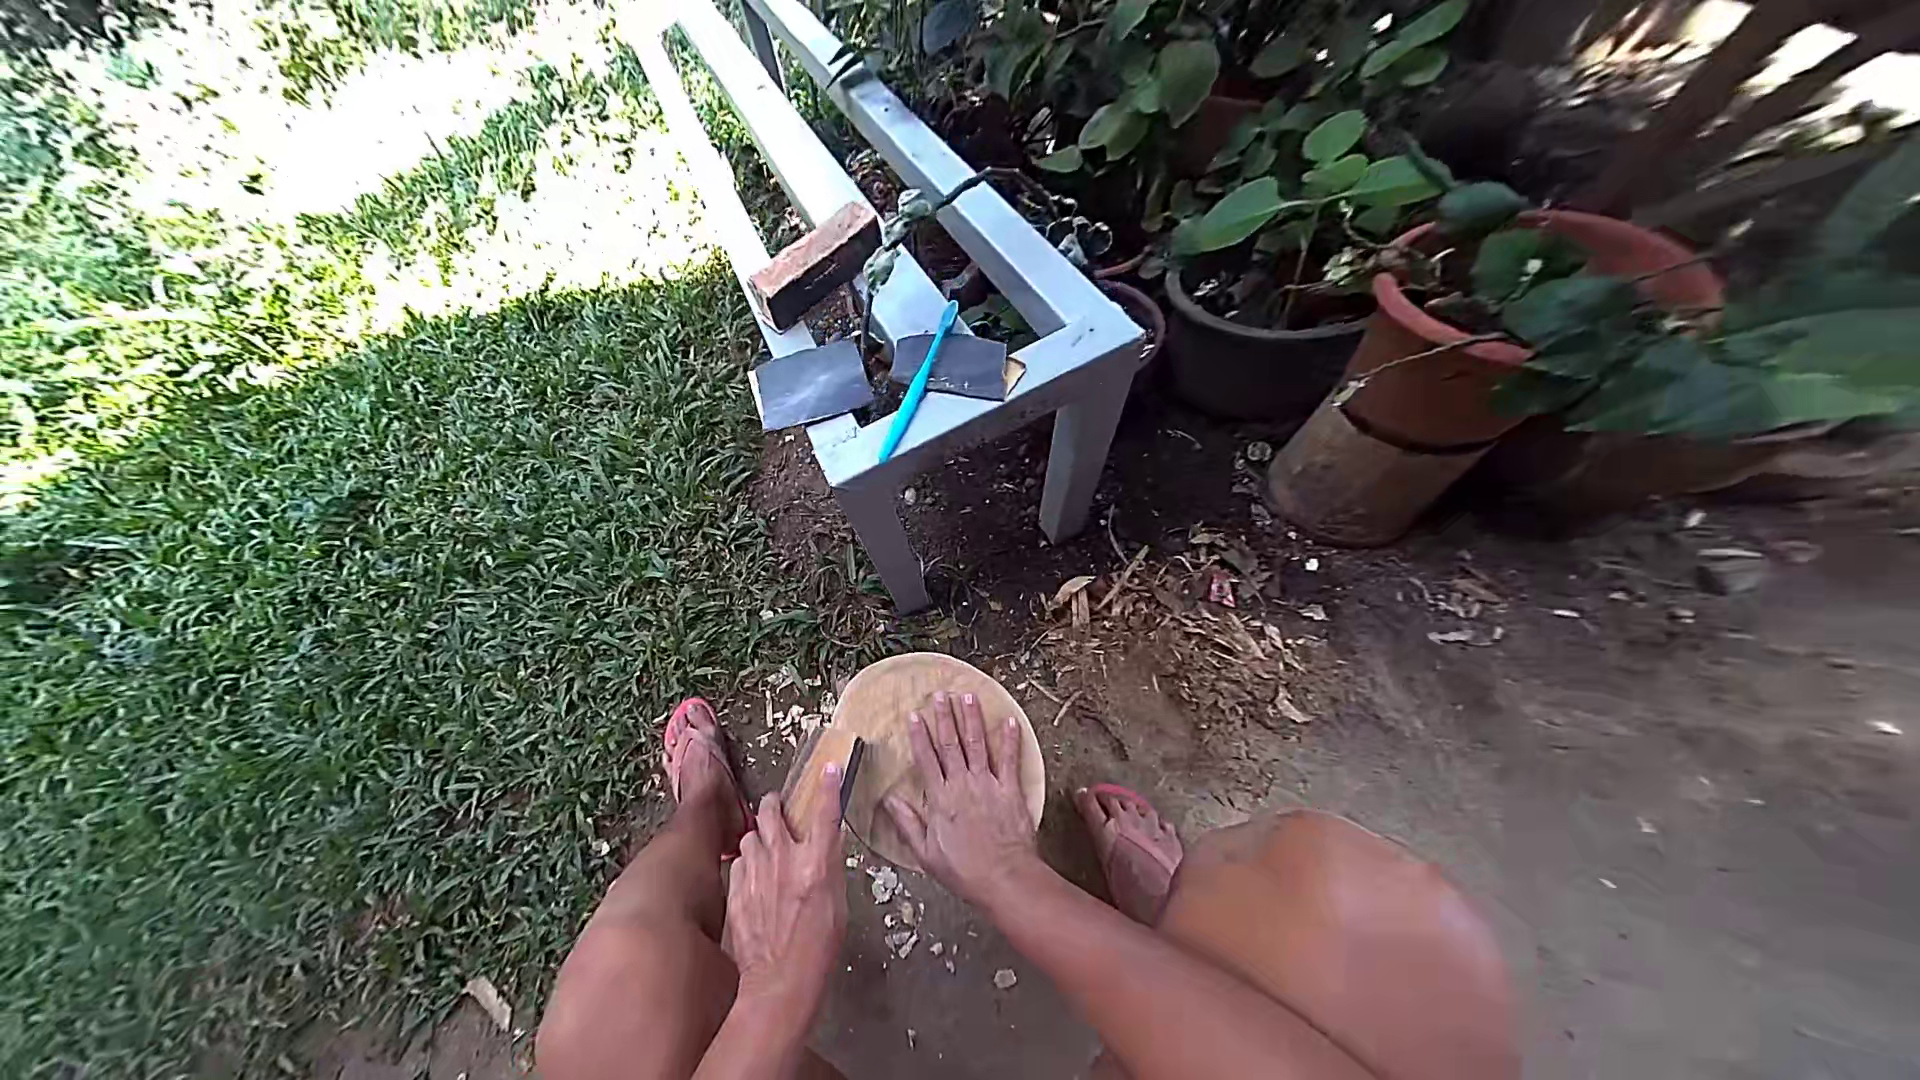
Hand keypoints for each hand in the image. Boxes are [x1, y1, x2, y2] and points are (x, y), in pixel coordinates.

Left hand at [723, 765, 846, 1017]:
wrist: (780, 983)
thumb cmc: (818, 945)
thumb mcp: (838, 899)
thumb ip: (828, 863)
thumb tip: (826, 842)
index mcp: (817, 860)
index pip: (825, 810)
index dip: (829, 785)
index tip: (830, 769)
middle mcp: (784, 858)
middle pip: (772, 810)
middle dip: (774, 804)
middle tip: (778, 806)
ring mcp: (756, 872)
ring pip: (750, 833)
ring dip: (758, 832)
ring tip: (764, 841)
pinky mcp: (737, 888)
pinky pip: (739, 860)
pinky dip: (746, 860)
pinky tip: (753, 871)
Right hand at [883, 691, 1036, 906]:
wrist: (1005, 878)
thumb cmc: (966, 871)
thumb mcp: (926, 854)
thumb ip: (908, 824)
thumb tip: (889, 801)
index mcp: (941, 799)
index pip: (926, 759)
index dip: (919, 736)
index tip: (913, 716)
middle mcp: (963, 784)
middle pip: (950, 743)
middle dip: (943, 716)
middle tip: (939, 695)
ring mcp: (988, 784)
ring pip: (977, 743)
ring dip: (972, 718)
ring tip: (968, 696)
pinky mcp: (1010, 789)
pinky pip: (1010, 759)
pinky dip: (1010, 739)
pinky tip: (1009, 720)